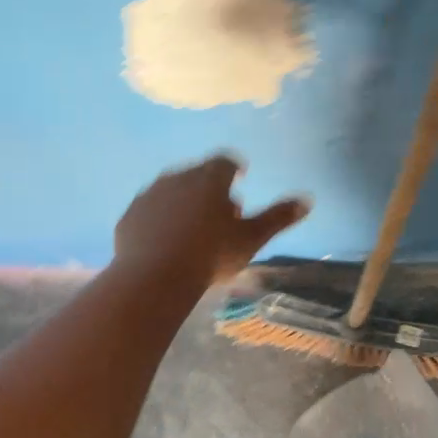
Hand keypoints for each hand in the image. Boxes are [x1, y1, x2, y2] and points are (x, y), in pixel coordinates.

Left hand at [114, 154, 309, 284]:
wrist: (156, 276)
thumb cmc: (211, 255)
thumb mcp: (250, 239)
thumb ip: (277, 218)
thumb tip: (307, 200)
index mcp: (210, 177)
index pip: (226, 161)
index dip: (235, 168)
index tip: (240, 178)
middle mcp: (177, 177)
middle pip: (197, 174)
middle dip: (208, 188)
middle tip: (219, 211)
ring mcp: (149, 195)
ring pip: (170, 192)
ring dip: (182, 203)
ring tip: (192, 229)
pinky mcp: (129, 217)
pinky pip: (149, 213)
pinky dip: (158, 221)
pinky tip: (164, 242)